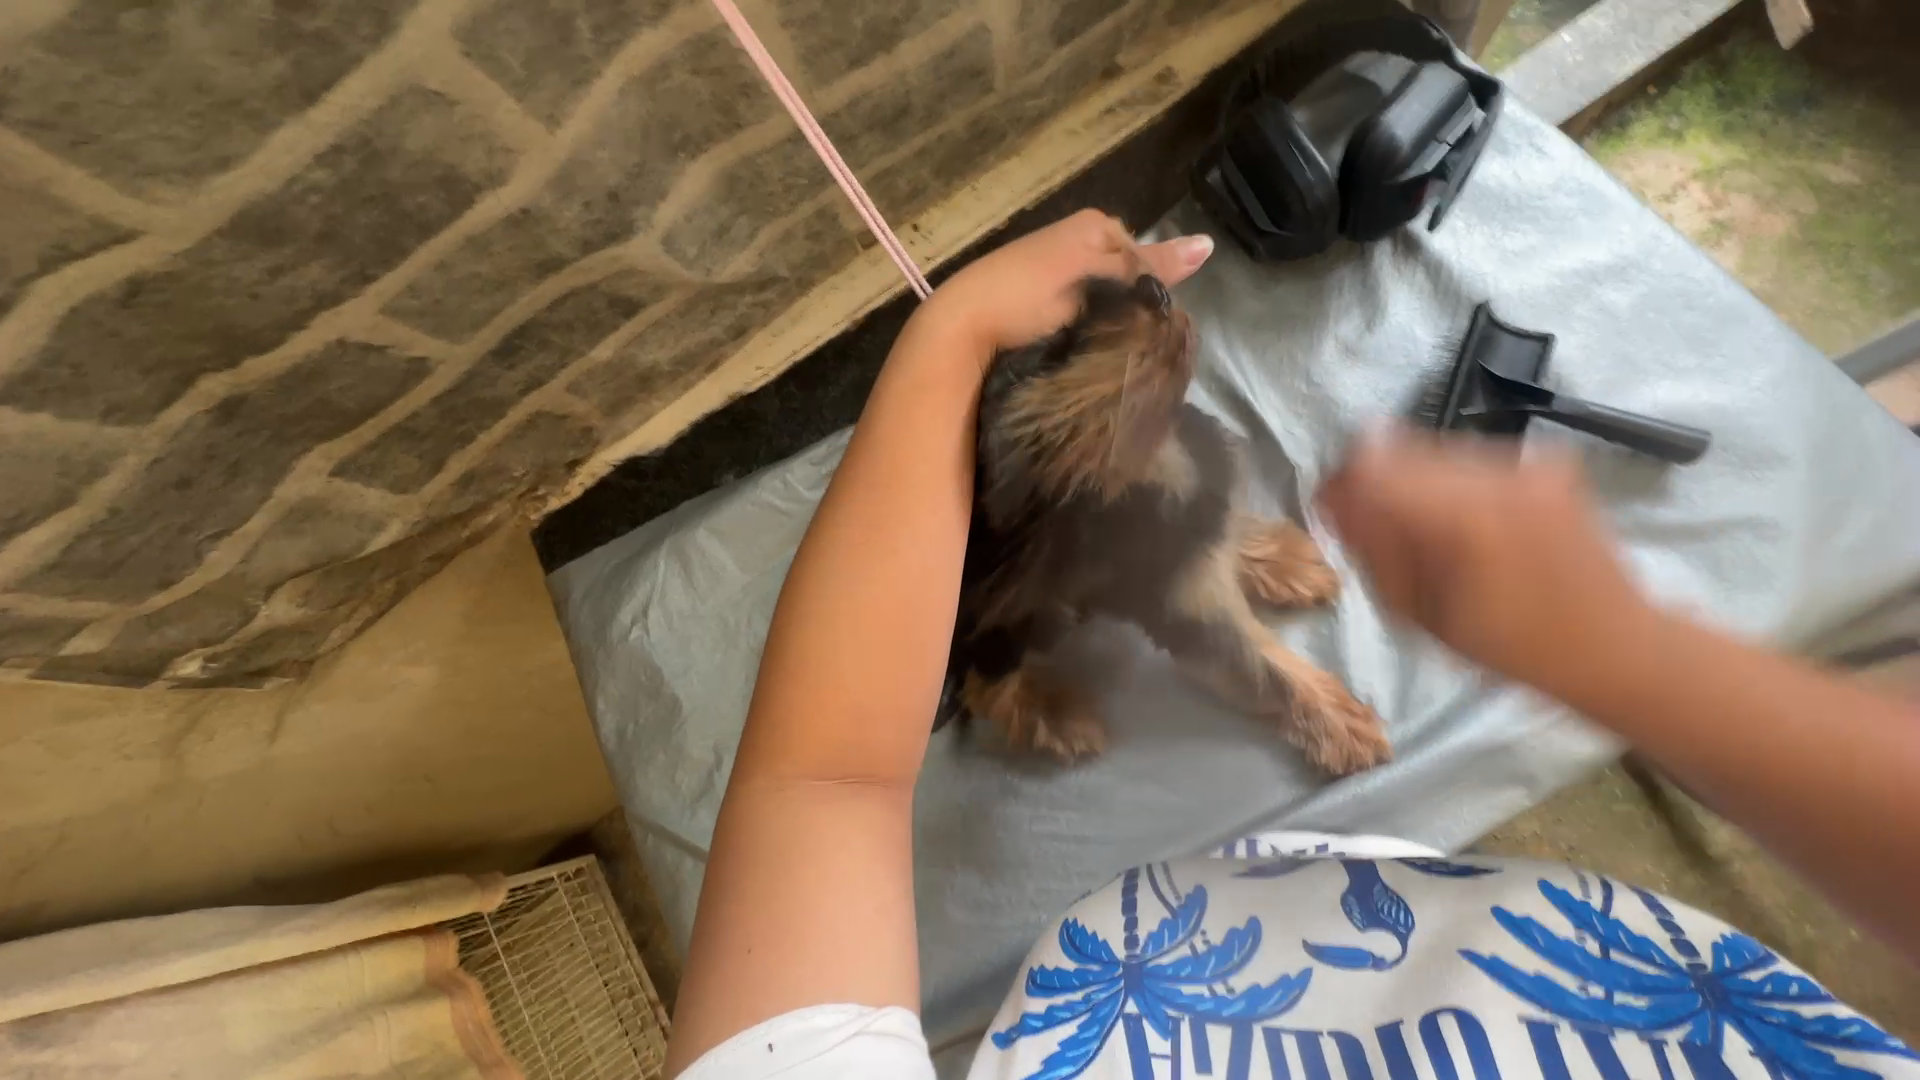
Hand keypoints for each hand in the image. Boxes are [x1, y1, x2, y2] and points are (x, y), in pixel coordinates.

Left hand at [914, 209, 1214, 362]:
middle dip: (1127, 307)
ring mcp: (1054, 274)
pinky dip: (1083, 330)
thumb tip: (1209, 246)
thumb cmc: (1027, 293)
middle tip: (1125, 341)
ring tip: (1105, 350)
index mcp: (1094, 226)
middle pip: (1123, 279)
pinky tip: (1080, 348)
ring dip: (1106, 323)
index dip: (1150, 290)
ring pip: (1103, 300)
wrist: (961, 328)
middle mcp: (1075, 244)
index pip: (1145, 255)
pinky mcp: (1037, 304)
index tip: (1146, 326)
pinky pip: (1078, 315)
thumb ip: (1148, 267)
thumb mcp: (1094, 276)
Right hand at [1317, 429, 1655, 689]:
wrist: (1615, 644)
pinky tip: (1466, 522)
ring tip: (1427, 530)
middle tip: (1373, 525)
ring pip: (1432, 450)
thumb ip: (1372, 546)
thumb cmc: (1504, 643)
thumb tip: (1335, 498)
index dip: (1340, 482)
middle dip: (1375, 481)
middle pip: (1399, 450)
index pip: (1370, 465)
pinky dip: (1452, 482)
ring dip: (1413, 481)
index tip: (1331, 508)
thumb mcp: (1417, 611)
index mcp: (1460, 516)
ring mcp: (1527, 462)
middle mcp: (1495, 473)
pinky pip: (1470, 458)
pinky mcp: (1547, 462)